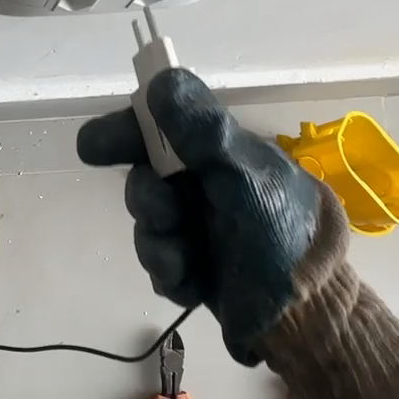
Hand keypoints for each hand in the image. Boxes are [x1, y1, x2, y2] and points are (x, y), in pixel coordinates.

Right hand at [77, 67, 327, 367]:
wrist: (306, 318)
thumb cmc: (284, 238)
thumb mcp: (246, 177)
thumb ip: (202, 131)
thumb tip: (159, 80)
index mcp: (219, 154)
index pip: (159, 127)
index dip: (123, 132)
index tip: (93, 149)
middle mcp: (204, 185)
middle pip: (142, 179)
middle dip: (147, 201)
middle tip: (167, 216)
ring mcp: (196, 227)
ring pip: (145, 226)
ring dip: (159, 245)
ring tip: (186, 262)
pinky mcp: (191, 268)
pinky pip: (157, 264)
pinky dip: (171, 275)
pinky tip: (195, 283)